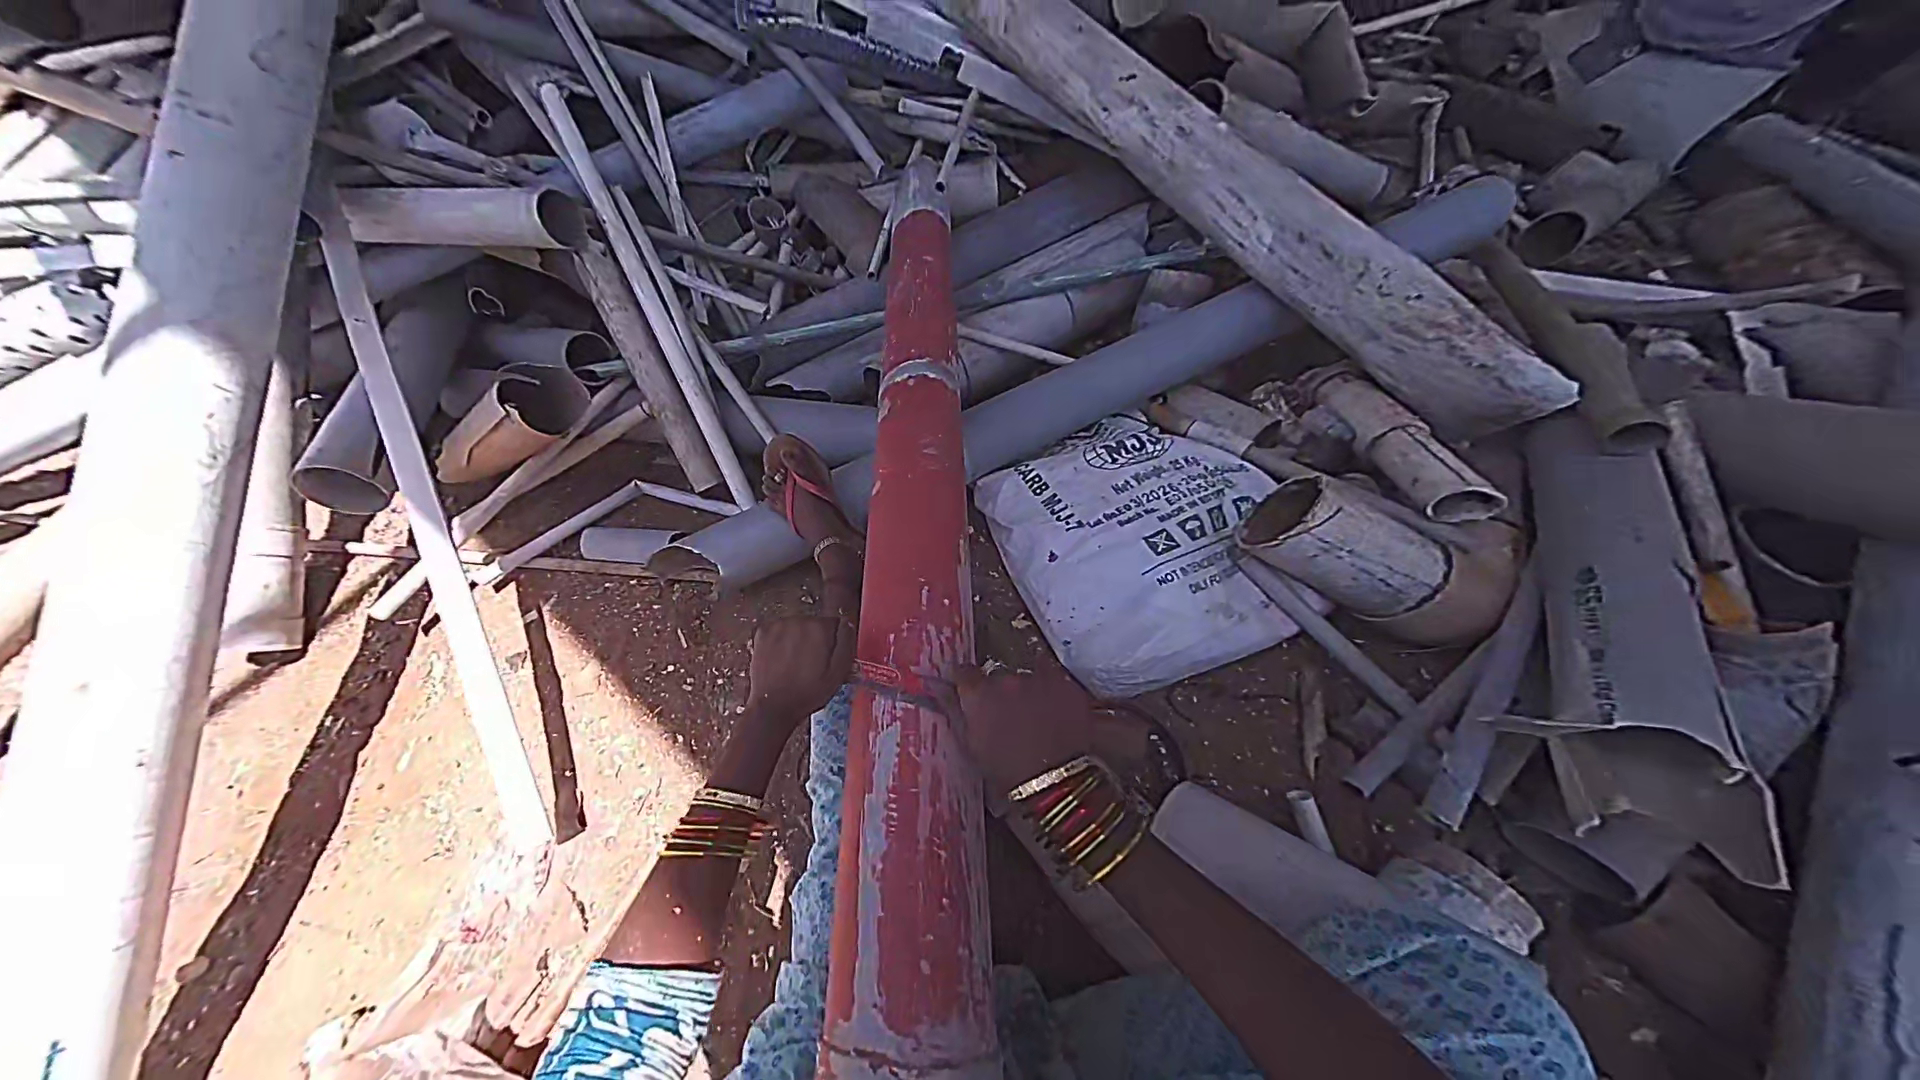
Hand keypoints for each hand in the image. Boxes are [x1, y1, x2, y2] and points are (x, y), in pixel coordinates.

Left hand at [746, 614, 855, 726]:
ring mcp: (778, 625)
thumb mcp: (838, 672)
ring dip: (798, 639)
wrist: (773, 707)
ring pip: (797, 627)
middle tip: (811, 663)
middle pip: (815, 624)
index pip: (835, 624)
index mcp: (820, 628)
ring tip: (794, 662)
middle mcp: (799, 620)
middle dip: (815, 639)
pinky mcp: (763, 632)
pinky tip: (781, 658)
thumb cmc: (809, 692)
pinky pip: (779, 630)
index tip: (827, 658)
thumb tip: (846, 624)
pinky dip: (780, 640)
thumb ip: (846, 643)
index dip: (833, 642)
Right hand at [952, 665, 1110, 794]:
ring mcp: (1040, 679)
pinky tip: (1056, 718)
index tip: (969, 693)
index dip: (966, 683)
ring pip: (1027, 678)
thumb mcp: (971, 746)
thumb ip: (953, 710)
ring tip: (1035, 721)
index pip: (964, 672)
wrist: (1058, 785)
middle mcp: (1007, 678)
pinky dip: (1052, 695)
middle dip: (999, 691)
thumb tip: (936, 685)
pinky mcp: (1067, 685)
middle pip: (998, 676)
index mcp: (979, 693)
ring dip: (1027, 692)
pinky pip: (1054, 682)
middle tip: (1006, 717)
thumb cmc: (1006, 773)